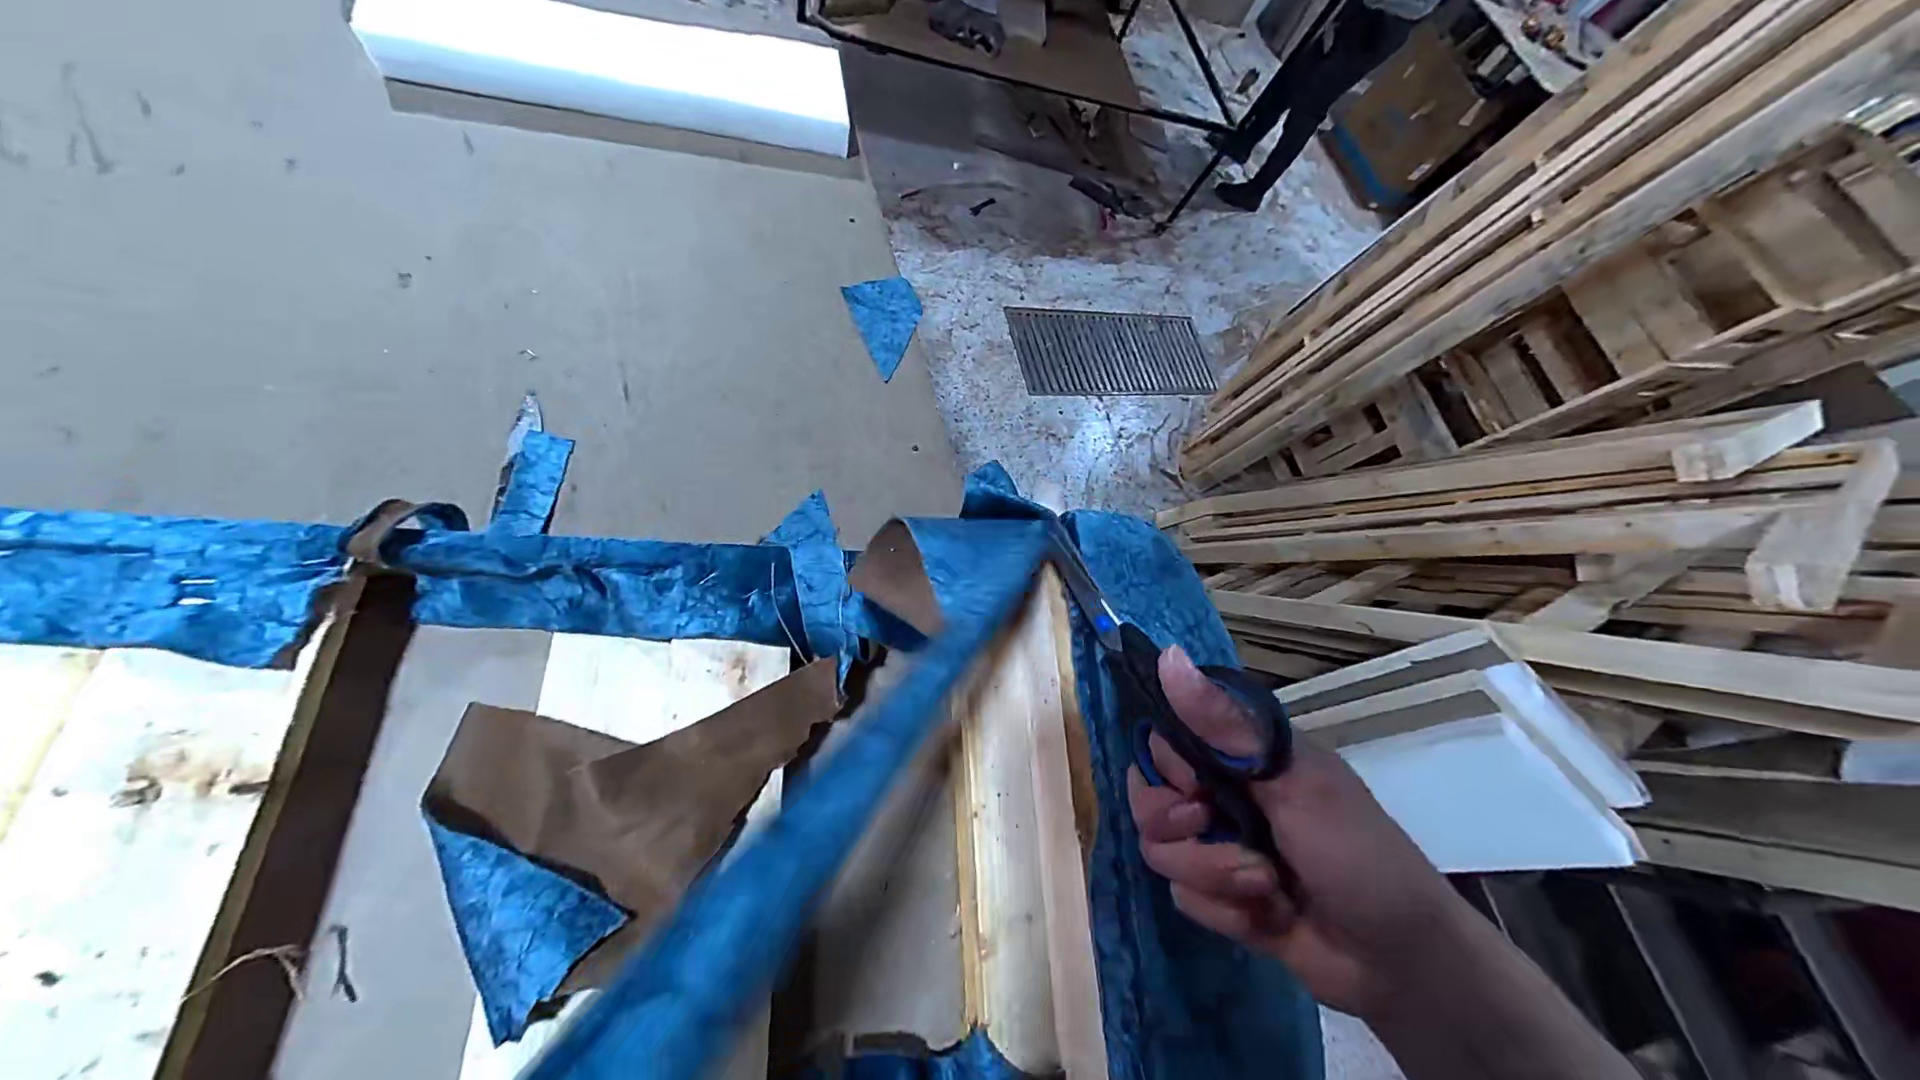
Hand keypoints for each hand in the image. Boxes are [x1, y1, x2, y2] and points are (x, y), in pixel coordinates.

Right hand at [1128, 646, 1472, 1017]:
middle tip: (1216, 832)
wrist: (1404, 963)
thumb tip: (1168, 654)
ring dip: (1214, 876)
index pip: (1160, 742)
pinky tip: (1267, 916)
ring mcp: (1217, 844)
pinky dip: (1226, 912)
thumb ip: (1225, 727)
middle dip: (1182, 832)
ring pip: (1160, 851)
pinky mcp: (1220, 895)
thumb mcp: (1295, 784)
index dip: (1167, 769)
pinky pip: (1184, 897)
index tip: (1198, 789)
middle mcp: (1220, 792)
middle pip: (1148, 799)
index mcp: (1238, 754)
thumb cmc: (1358, 855)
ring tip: (1266, 887)